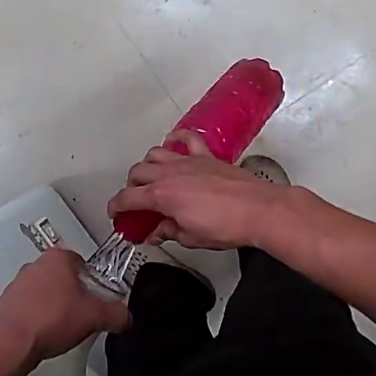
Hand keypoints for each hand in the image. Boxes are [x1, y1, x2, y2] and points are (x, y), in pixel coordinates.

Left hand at [0, 246, 130, 360]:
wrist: (10, 342)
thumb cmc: (53, 318)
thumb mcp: (96, 316)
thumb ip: (117, 314)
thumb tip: (127, 318)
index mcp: (57, 258)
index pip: (81, 261)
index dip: (93, 279)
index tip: (98, 296)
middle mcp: (35, 265)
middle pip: (62, 277)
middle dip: (73, 293)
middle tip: (85, 313)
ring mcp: (16, 284)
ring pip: (44, 292)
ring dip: (54, 306)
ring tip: (64, 328)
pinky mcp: (5, 305)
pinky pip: (29, 308)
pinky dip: (38, 318)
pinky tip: (45, 335)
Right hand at [106, 130, 291, 250]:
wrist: (259, 211)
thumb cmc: (229, 226)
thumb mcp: (191, 238)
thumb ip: (169, 232)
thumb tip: (158, 233)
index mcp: (162, 196)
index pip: (127, 199)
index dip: (116, 207)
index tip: (115, 213)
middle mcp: (171, 174)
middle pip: (137, 173)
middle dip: (130, 187)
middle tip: (134, 201)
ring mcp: (189, 162)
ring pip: (155, 154)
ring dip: (147, 164)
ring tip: (150, 177)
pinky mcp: (207, 157)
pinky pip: (187, 138)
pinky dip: (177, 138)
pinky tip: (173, 142)